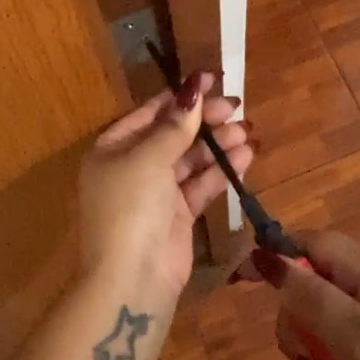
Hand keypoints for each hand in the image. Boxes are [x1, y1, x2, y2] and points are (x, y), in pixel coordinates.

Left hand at [76, 72, 253, 294]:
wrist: (132, 279)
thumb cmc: (131, 207)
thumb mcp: (149, 158)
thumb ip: (176, 124)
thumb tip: (194, 87)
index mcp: (113, 148)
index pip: (151, 112)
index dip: (181, 96)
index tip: (213, 81)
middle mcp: (132, 167)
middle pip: (173, 134)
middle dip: (204, 121)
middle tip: (236, 108)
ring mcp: (155, 193)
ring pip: (190, 159)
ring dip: (217, 145)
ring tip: (246, 132)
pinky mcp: (177, 216)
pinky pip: (200, 185)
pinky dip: (221, 172)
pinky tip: (245, 158)